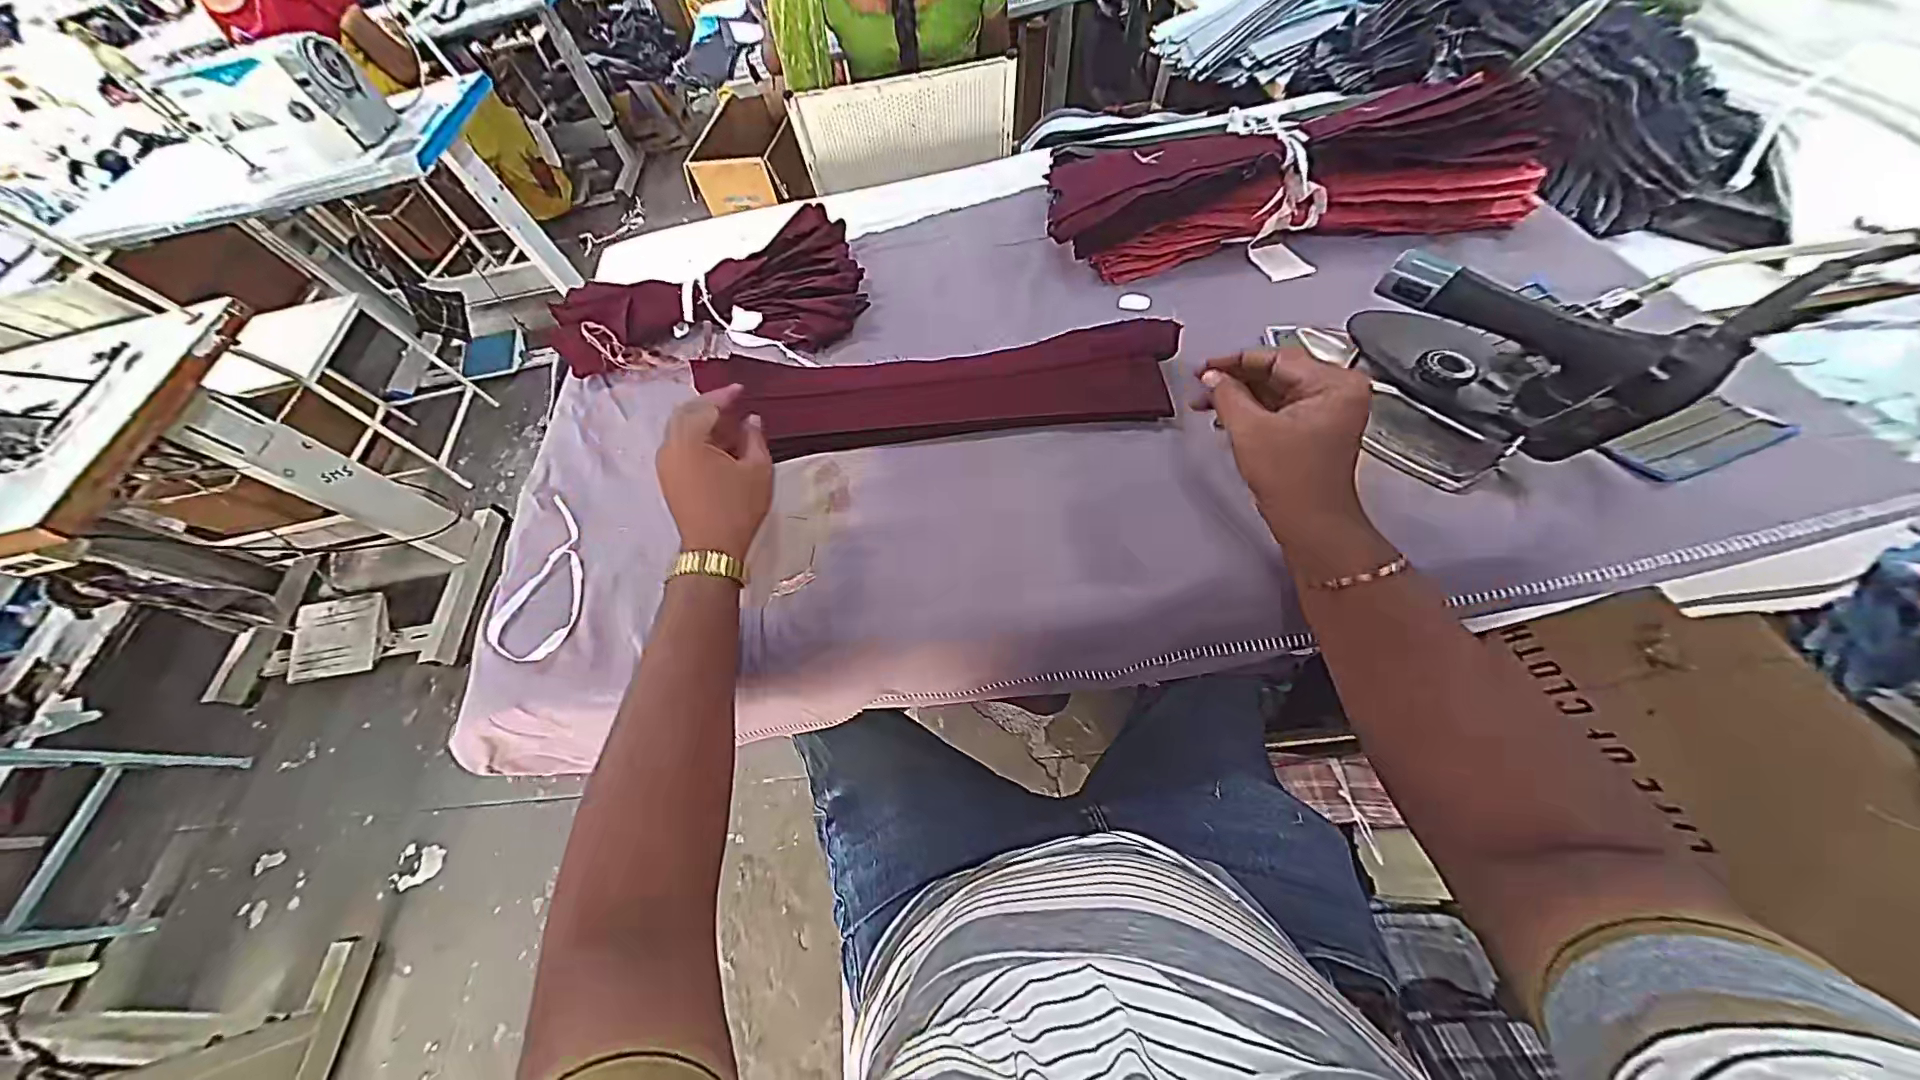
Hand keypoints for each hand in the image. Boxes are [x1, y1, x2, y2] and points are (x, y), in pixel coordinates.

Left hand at [657, 385, 771, 559]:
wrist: (713, 548)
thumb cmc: (738, 508)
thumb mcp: (757, 470)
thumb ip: (754, 438)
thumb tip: (751, 420)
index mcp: (688, 441)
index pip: (704, 407)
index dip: (725, 396)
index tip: (742, 390)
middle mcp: (669, 448)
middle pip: (686, 414)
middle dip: (710, 407)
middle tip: (735, 405)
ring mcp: (665, 464)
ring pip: (682, 431)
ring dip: (705, 424)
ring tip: (733, 427)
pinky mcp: (669, 478)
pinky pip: (681, 447)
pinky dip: (699, 440)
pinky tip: (721, 447)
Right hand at [1196, 346, 1374, 550]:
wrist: (1310, 522)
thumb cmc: (1297, 483)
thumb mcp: (1250, 429)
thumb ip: (1227, 395)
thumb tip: (1213, 377)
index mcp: (1335, 384)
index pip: (1277, 357)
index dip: (1236, 361)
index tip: (1208, 366)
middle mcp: (1337, 393)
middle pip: (1276, 372)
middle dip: (1236, 380)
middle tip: (1204, 383)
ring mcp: (1328, 411)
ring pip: (1275, 390)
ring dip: (1240, 396)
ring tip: (1209, 402)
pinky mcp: (1314, 429)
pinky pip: (1279, 408)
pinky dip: (1252, 410)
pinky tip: (1228, 416)